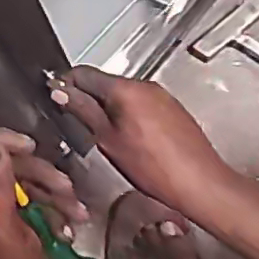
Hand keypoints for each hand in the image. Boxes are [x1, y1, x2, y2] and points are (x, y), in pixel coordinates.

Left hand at [0, 134, 65, 258]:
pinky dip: (60, 210)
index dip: (4, 142)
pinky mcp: (27, 228)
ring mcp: (7, 214)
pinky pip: (44, 203)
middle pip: (11, 161)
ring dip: (56, 192)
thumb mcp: (3, 232)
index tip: (32, 149)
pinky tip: (70, 227)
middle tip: (64, 190)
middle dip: (39, 172)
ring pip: (31, 180)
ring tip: (74, 214)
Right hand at [54, 67, 238, 214]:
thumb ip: (83, 111)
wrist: (201, 185)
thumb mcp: (109, 141)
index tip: (57, 97)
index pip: (84, 73)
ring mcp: (161, 96)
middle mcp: (145, 85)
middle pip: (105, 83)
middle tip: (80, 124)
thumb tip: (61, 91)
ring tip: (107, 137)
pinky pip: (142, 103)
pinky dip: (129, 115)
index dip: (65, 84)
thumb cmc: (157, 168)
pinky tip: (131, 140)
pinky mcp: (172, 109)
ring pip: (123, 94)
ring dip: (110, 109)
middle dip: (89, 99)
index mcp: (125, 89)